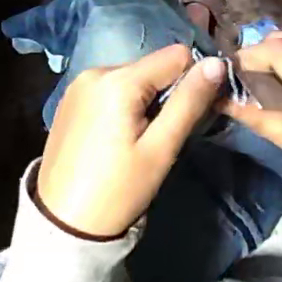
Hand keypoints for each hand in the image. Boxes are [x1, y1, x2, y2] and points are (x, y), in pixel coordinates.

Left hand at [36, 44, 225, 238]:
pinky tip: (117, 137)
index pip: (177, 56)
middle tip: (162, 136)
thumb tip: (218, 62)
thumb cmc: (118, 190)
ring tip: (138, 140)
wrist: (63, 225)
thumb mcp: (161, 149)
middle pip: (153, 66)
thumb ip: (189, 102)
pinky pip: (111, 88)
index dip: (192, 82)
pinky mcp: (70, 99)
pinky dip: (123, 105)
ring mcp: (78, 84)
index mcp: (118, 80)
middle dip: (166, 93)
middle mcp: (95, 70)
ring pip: (133, 77)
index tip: (189, 116)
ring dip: (144, 100)